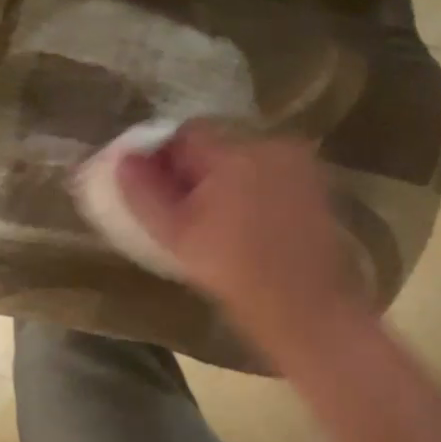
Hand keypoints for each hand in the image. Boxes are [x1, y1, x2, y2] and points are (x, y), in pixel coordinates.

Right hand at [115, 120, 367, 350]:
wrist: (307, 309)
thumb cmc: (233, 273)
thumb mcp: (175, 237)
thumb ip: (144, 193)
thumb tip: (122, 159)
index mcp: (235, 151)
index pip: (187, 132)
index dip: (165, 159)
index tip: (158, 193)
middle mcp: (272, 143)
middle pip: (219, 144)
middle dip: (197, 171)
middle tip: (183, 214)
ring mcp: (301, 163)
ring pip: (246, 161)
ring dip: (226, 181)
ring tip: (217, 225)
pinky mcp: (318, 186)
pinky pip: (272, 176)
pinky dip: (255, 192)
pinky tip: (249, 229)